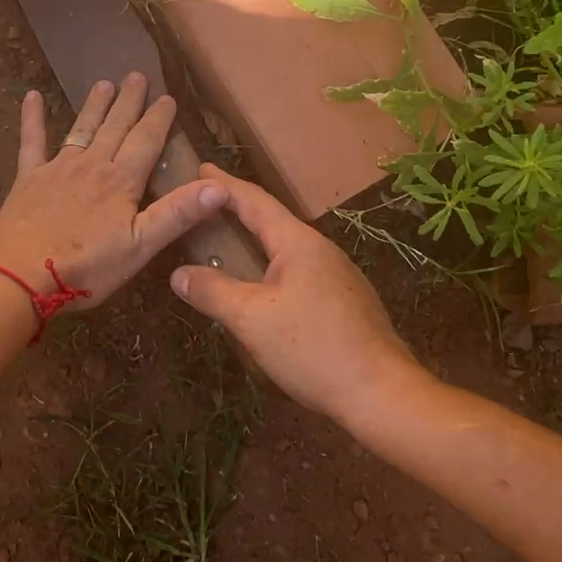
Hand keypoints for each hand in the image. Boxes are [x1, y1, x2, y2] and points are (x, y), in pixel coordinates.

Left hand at [0, 74, 227, 309]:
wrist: (19, 274)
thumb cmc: (86, 267)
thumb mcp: (140, 246)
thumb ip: (177, 213)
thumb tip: (219, 186)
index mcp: (122, 182)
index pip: (146, 142)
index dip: (159, 119)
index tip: (168, 97)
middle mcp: (92, 165)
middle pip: (115, 127)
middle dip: (129, 102)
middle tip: (137, 76)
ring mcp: (58, 168)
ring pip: (82, 128)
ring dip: (95, 106)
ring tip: (104, 83)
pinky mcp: (28, 178)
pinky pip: (31, 141)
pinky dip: (32, 118)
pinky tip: (30, 96)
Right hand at [169, 165, 428, 420]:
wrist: (382, 394)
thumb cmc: (313, 348)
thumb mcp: (252, 319)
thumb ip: (213, 292)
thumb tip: (179, 274)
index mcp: (298, 243)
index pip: (254, 201)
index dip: (224, 184)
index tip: (200, 167)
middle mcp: (320, 250)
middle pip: (271, 221)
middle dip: (236, 211)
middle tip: (204, 205)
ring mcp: (337, 276)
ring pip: (285, 249)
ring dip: (253, 242)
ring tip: (225, 243)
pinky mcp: (344, 303)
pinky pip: (297, 272)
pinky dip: (269, 267)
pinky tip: (259, 287)